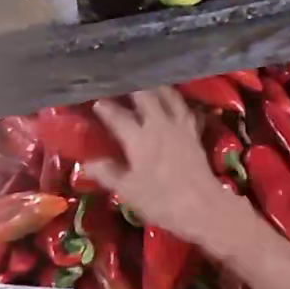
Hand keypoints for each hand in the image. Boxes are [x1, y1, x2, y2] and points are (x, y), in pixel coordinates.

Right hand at [84, 88, 258, 250]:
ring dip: (155, 87)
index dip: (105, 108)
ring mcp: (179, 126)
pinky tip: (173, 102)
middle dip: (131, 87)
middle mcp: (159, 124)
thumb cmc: (161, 201)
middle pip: (144, 95)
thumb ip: (107, 173)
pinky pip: (184, 108)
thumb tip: (87, 164)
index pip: (117, 116)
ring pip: (168, 95)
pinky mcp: (194, 132)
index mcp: (138, 138)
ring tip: (146, 83)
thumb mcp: (128, 191)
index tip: (95, 101)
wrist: (202, 206)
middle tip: (121, 82)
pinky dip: (176, 101)